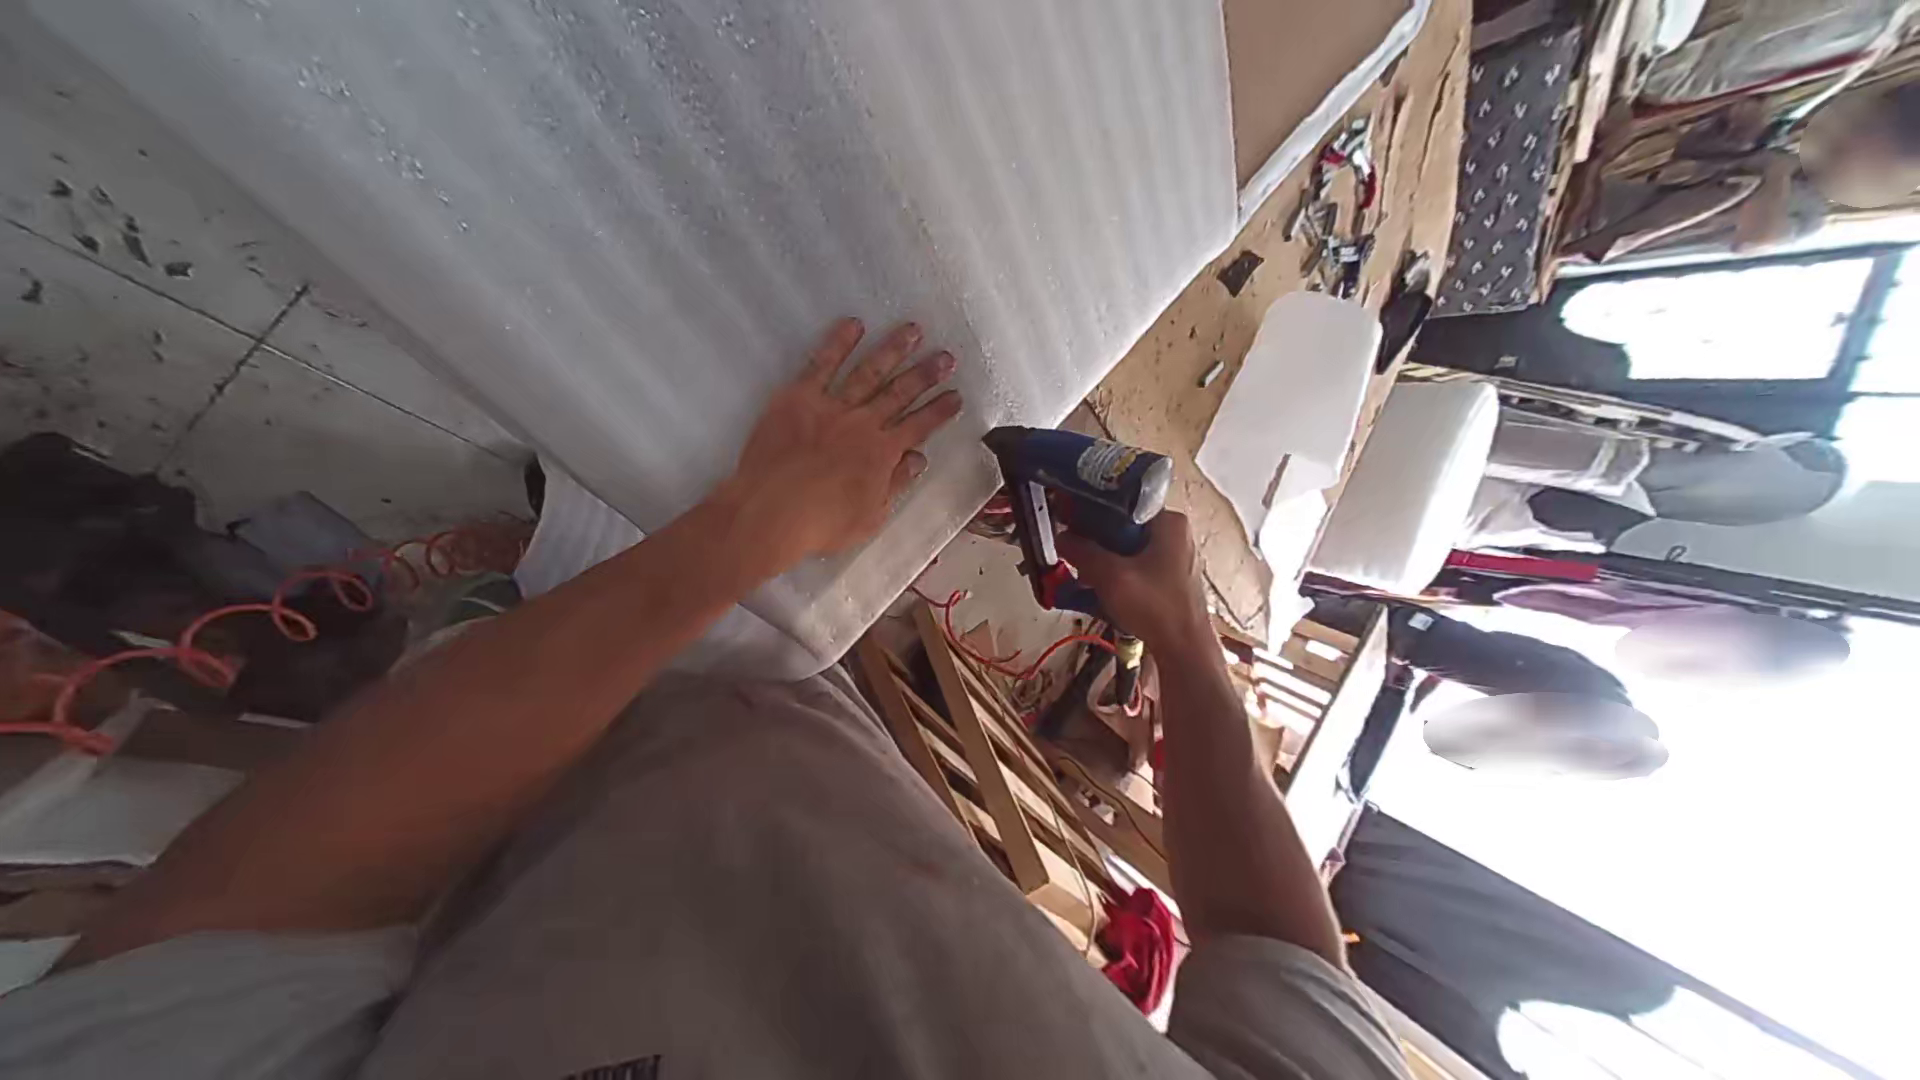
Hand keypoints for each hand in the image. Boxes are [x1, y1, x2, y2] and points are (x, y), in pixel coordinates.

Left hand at [721, 317, 962, 563]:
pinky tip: (854, 325)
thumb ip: (895, 484)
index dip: (940, 411)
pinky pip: (821, 364)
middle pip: (900, 393)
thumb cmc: (822, 523)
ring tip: (912, 331)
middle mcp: (863, 424)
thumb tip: (918, 459)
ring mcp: (831, 407)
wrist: (770, 512)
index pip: (919, 426)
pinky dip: (838, 343)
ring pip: (869, 371)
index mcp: (882, 454)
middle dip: (926, 374)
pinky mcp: (798, 397)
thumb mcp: (871, 516)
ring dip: (893, 350)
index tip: (955, 396)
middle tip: (946, 357)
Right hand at [1056, 512, 1211, 651]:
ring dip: (1106, 562)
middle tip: (1075, 556)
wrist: (1185, 650)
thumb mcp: (1110, 576)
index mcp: (1169, 521)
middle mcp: (1177, 533)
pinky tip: (1103, 590)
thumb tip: (1060, 536)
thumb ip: (1083, 552)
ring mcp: (1178, 557)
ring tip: (1085, 577)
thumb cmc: (1153, 606)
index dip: (1093, 514)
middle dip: (1098, 543)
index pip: (1123, 504)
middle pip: (1125, 528)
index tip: (1070, 526)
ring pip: (1130, 549)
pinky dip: (1120, 574)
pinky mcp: (1174, 578)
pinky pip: (1139, 566)